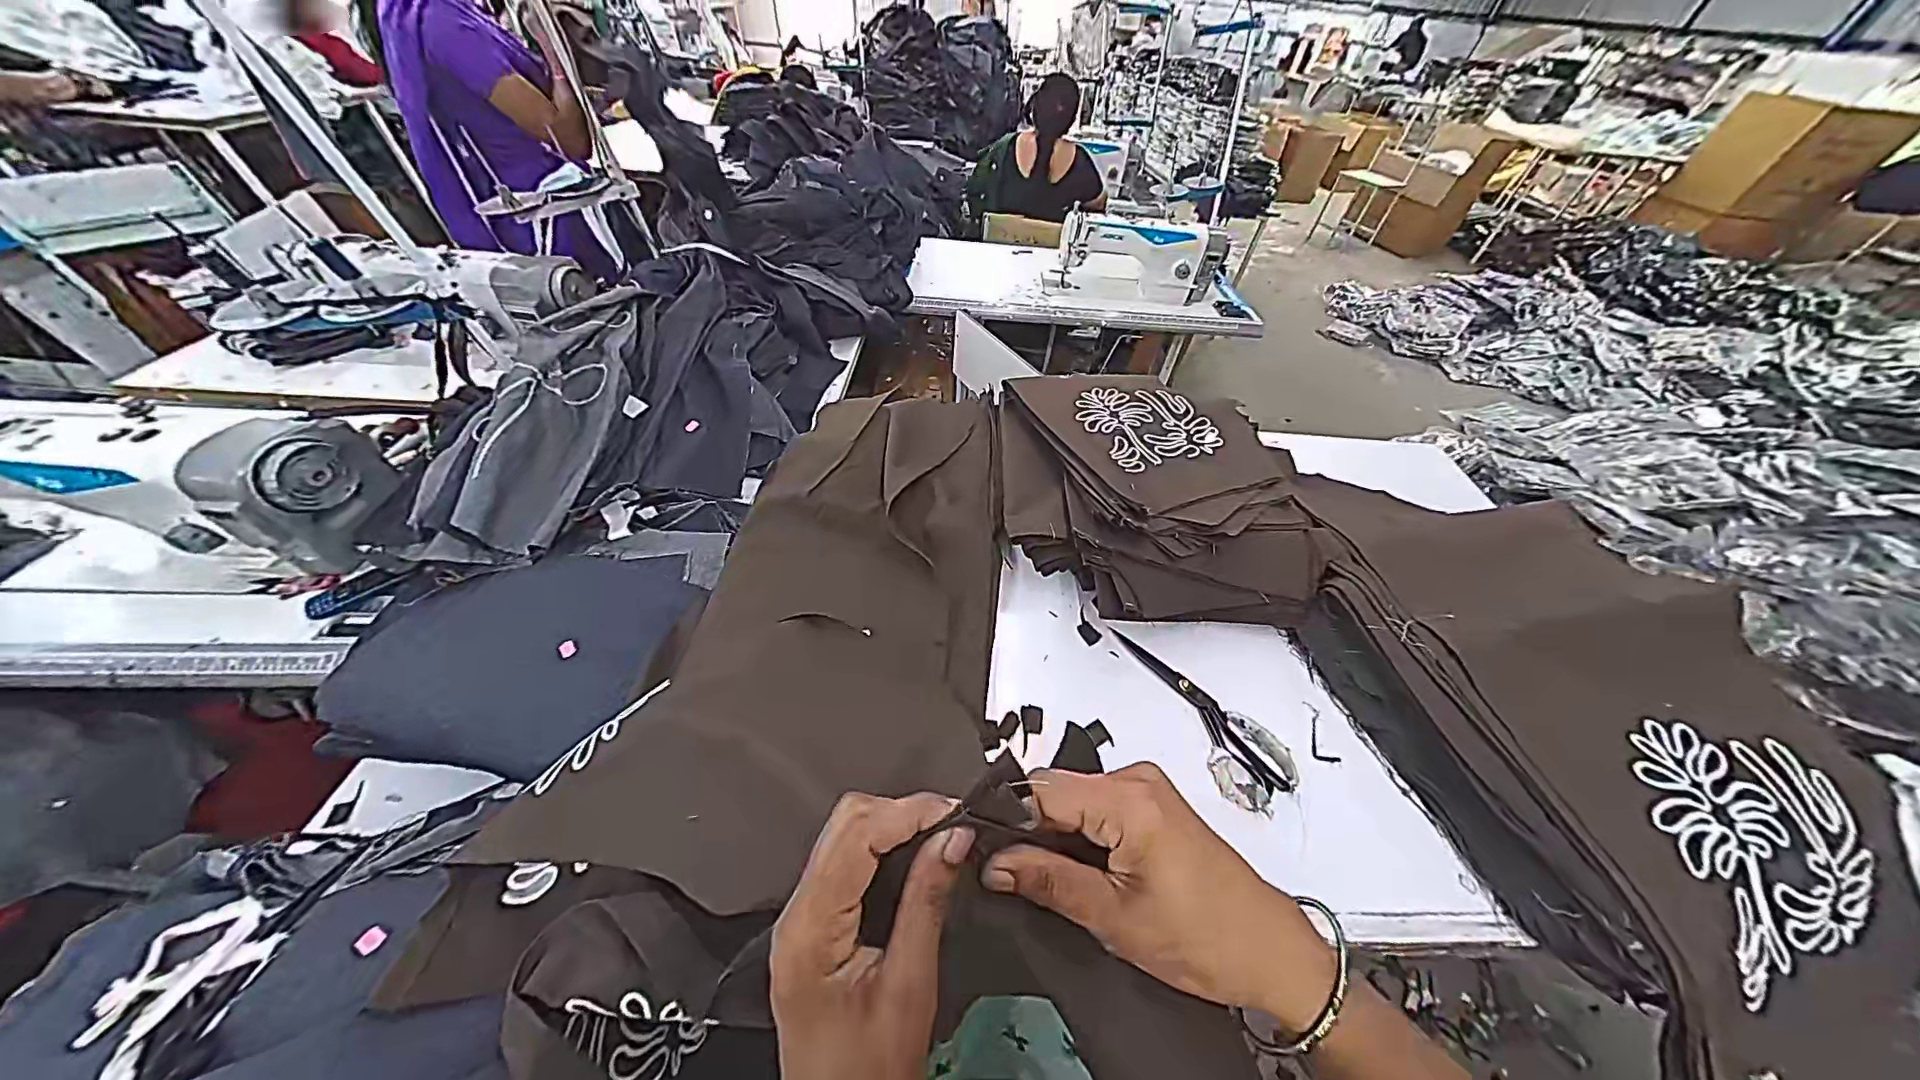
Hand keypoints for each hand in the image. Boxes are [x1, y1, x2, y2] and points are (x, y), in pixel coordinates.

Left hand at [771, 792, 972, 1079]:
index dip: (908, 813)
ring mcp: (802, 914)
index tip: (953, 813)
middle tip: (950, 822)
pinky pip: (847, 856)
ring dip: (895, 822)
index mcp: (809, 930)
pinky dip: (884, 842)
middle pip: (844, 822)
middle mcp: (796, 913)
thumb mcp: (909, 988)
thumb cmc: (867, 1071)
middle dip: (902, 811)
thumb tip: (952, 838)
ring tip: (939, 832)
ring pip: (844, 831)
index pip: (855, 837)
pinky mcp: (815, 918)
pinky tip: (914, 850)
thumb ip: (927, 903)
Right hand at [981, 763, 1338, 1033]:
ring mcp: (1147, 788)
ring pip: (1074, 797)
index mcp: (1129, 800)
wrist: (1269, 950)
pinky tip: (1082, 867)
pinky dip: (1080, 831)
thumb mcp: (1114, 918)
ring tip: (1052, 877)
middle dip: (1030, 829)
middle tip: (1014, 873)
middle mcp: (1138, 780)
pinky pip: (1097, 803)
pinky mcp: (1151, 801)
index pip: (1041, 790)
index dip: (1007, 820)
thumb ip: (1048, 881)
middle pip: (1056, 789)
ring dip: (1055, 832)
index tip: (984, 849)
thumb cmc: (1210, 938)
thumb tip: (998, 863)